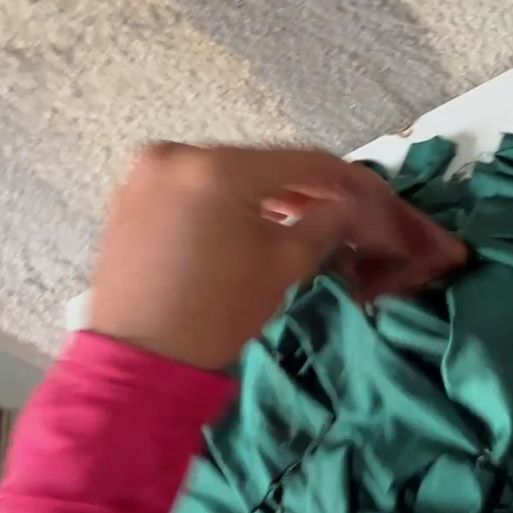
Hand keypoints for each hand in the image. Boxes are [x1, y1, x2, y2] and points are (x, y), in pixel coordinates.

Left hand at [88, 143, 467, 370]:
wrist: (143, 358)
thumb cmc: (223, 309)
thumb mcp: (289, 262)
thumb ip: (327, 221)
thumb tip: (348, 205)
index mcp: (220, 168)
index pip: (305, 161)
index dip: (350, 178)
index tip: (378, 194)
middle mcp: (179, 154)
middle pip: (266, 163)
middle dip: (311, 187)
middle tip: (347, 207)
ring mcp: (150, 172)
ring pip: (233, 174)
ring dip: (273, 194)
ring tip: (310, 217)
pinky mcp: (134, 195)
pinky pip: (202, 186)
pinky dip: (236, 200)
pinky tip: (262, 220)